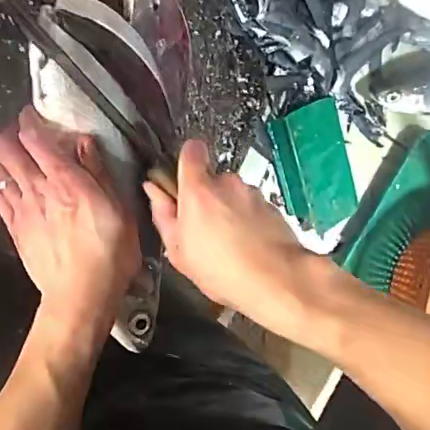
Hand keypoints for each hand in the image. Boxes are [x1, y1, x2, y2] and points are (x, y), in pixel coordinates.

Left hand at [0, 108, 138, 346]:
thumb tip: (84, 144)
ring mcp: (22, 210)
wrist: (80, 296)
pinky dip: (2, 187)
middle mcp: (38, 190)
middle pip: (6, 149)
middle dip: (9, 135)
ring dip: (2, 159)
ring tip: (15, 159)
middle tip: (22, 135)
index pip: (35, 138)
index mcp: (66, 181)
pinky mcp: (15, 230)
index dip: (29, 121)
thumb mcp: (119, 210)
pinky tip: (14, 190)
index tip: (33, 115)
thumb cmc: (109, 255)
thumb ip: (99, 173)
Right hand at [143, 140, 336, 333]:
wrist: (275, 279)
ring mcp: (252, 193)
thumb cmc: (223, 269)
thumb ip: (163, 214)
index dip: (186, 161)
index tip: (181, 180)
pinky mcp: (271, 206)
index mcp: (198, 190)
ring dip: (228, 212)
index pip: (191, 151)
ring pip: (233, 195)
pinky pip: (251, 208)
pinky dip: (248, 222)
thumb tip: (154, 192)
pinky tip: (245, 247)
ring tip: (226, 244)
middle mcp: (227, 184)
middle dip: (206, 199)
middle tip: (202, 230)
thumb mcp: (178, 250)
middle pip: (212, 179)